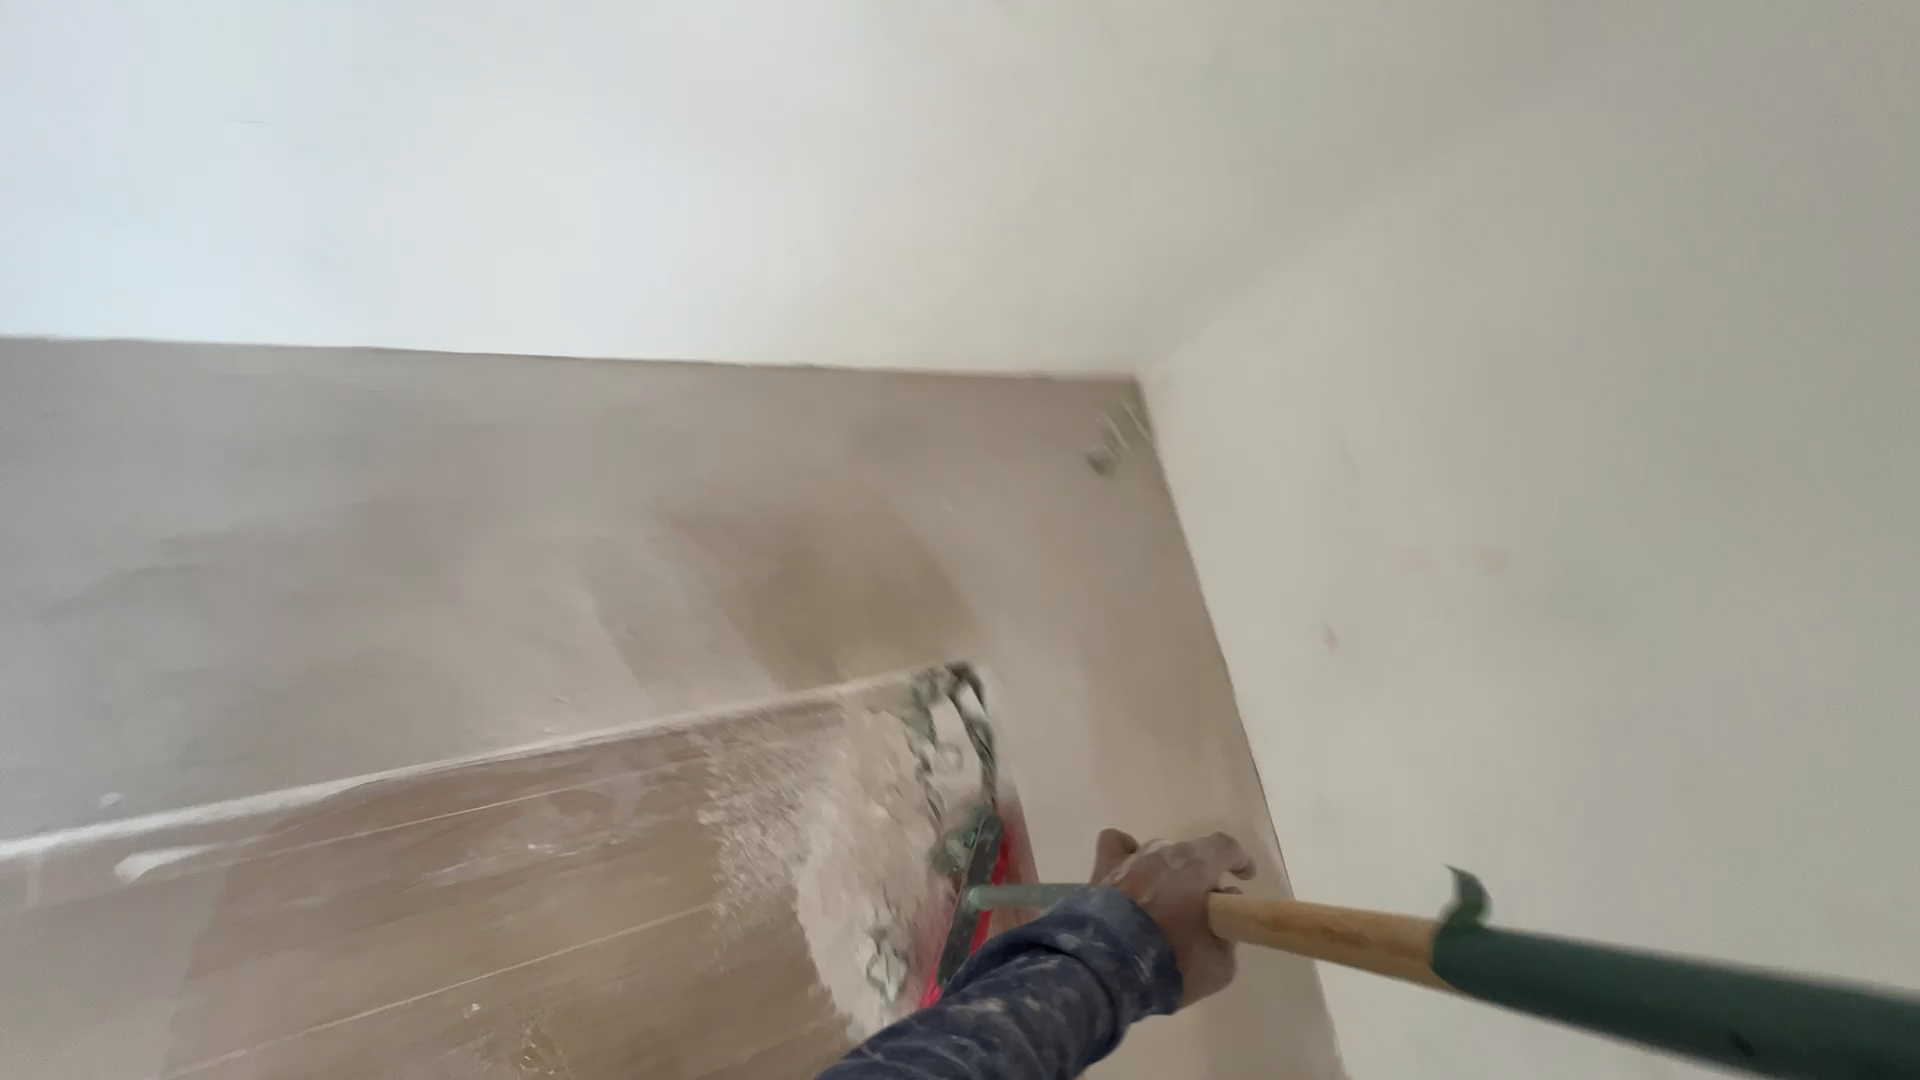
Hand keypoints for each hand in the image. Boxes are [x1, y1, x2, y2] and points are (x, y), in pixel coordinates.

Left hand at [1088, 829, 1255, 1006]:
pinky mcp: (1103, 869)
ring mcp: (1130, 857)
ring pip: (1158, 856)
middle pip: (1190, 855)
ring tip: (1164, 906)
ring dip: (1167, 875)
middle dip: (1201, 878)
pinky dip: (1127, 855)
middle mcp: (1162, 851)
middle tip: (1203, 911)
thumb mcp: (1219, 964)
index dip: (1239, 859)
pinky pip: (1117, 847)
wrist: (1110, 968)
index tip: (1244, 877)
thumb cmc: (1170, 963)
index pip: (1224, 847)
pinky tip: (1130, 875)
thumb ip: (1227, 936)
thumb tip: (1220, 917)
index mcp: (1195, 865)